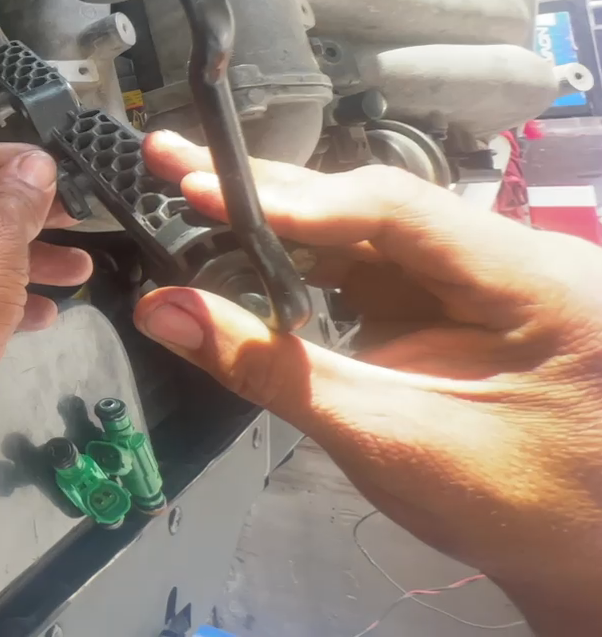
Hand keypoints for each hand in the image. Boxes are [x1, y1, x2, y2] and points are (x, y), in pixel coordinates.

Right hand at [135, 132, 601, 634]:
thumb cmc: (517, 505)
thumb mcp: (385, 438)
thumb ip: (267, 369)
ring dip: (262, 209)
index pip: (397, 210)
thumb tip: (156, 309)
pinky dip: (283, 247)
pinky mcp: (437, 293)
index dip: (293, 201)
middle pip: (363, 201)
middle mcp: (508, 259)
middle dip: (259, 185)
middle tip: (167, 158)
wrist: (589, 557)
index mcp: (537, 286)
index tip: (200, 195)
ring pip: (348, 222)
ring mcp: (470, 273)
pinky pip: (349, 255)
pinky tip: (229, 235)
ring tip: (182, 183)